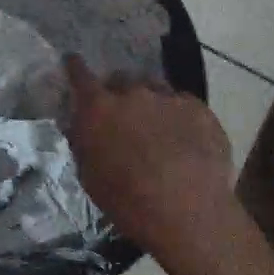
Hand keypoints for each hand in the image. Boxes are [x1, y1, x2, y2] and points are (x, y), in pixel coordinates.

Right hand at [64, 55, 237, 260]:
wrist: (187, 212)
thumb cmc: (126, 199)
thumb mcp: (88, 173)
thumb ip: (84, 141)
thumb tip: (82, 127)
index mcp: (98, 107)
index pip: (79, 74)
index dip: (75, 67)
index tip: (73, 62)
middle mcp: (132, 93)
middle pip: (121, 79)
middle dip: (119, 92)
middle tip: (123, 114)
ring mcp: (169, 98)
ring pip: (155, 89)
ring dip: (150, 102)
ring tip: (157, 126)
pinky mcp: (200, 110)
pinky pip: (184, 104)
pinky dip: (179, 115)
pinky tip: (185, 138)